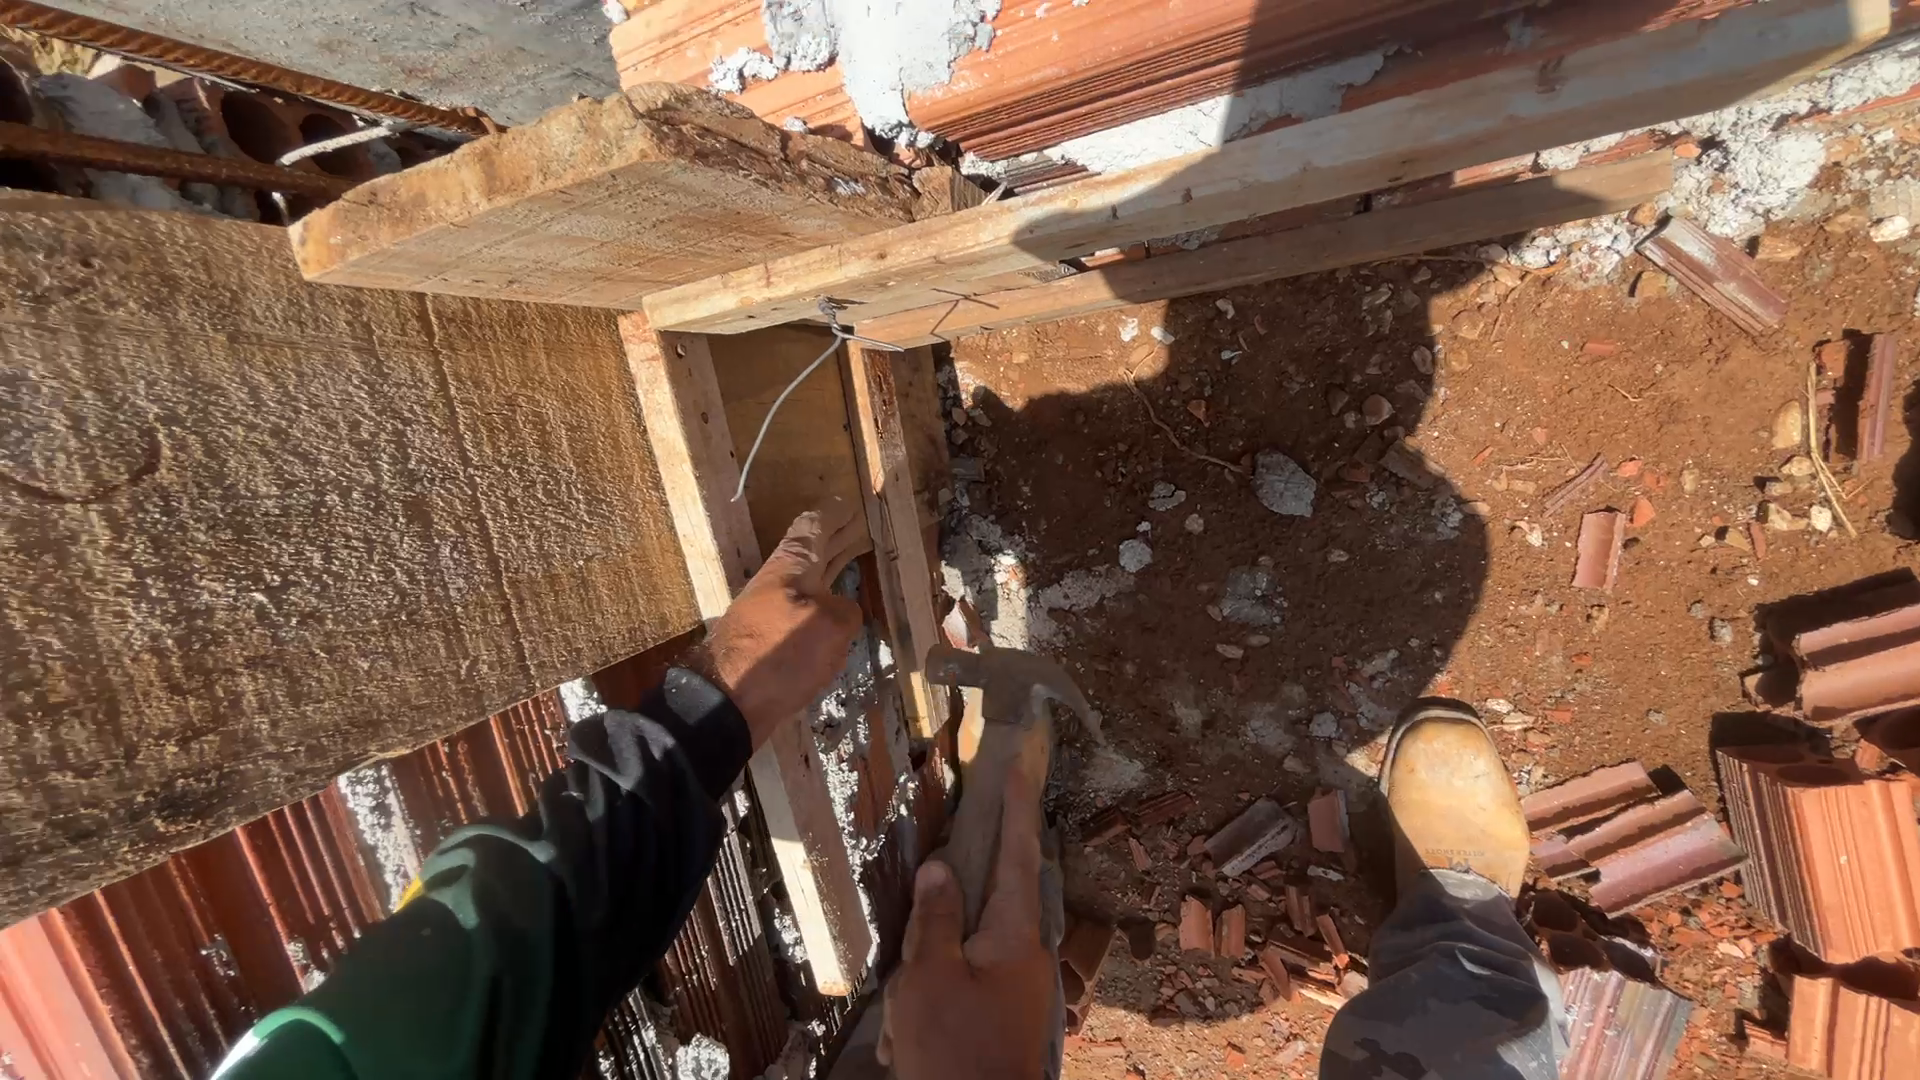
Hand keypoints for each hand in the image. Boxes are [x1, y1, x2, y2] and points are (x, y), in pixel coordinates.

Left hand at [699, 499, 864, 748]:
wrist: (727, 701)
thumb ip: (846, 610)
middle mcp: (780, 582)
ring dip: (832, 567)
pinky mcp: (772, 641)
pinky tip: (838, 609)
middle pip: (813, 551)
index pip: (814, 526)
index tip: (849, 502)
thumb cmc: (780, 652)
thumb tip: (843, 611)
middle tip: (862, 526)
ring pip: (810, 580)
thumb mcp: (830, 625)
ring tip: (855, 558)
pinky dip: (827, 601)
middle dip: (837, 537)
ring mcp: (773, 612)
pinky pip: (807, 609)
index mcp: (792, 565)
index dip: (834, 513)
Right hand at [879, 768, 1055, 1079]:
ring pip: (965, 949)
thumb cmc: (954, 1050)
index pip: (1019, 851)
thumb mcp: (930, 978)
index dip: (1017, 806)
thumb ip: (935, 917)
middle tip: (912, 971)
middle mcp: (1026, 952)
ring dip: (929, 976)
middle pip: (982, 905)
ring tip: (905, 1023)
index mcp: (1015, 932)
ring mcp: (1019, 985)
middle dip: (939, 928)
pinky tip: (911, 1037)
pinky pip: (966, 983)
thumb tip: (940, 868)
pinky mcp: (1006, 1011)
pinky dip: (935, 1000)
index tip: (1017, 766)